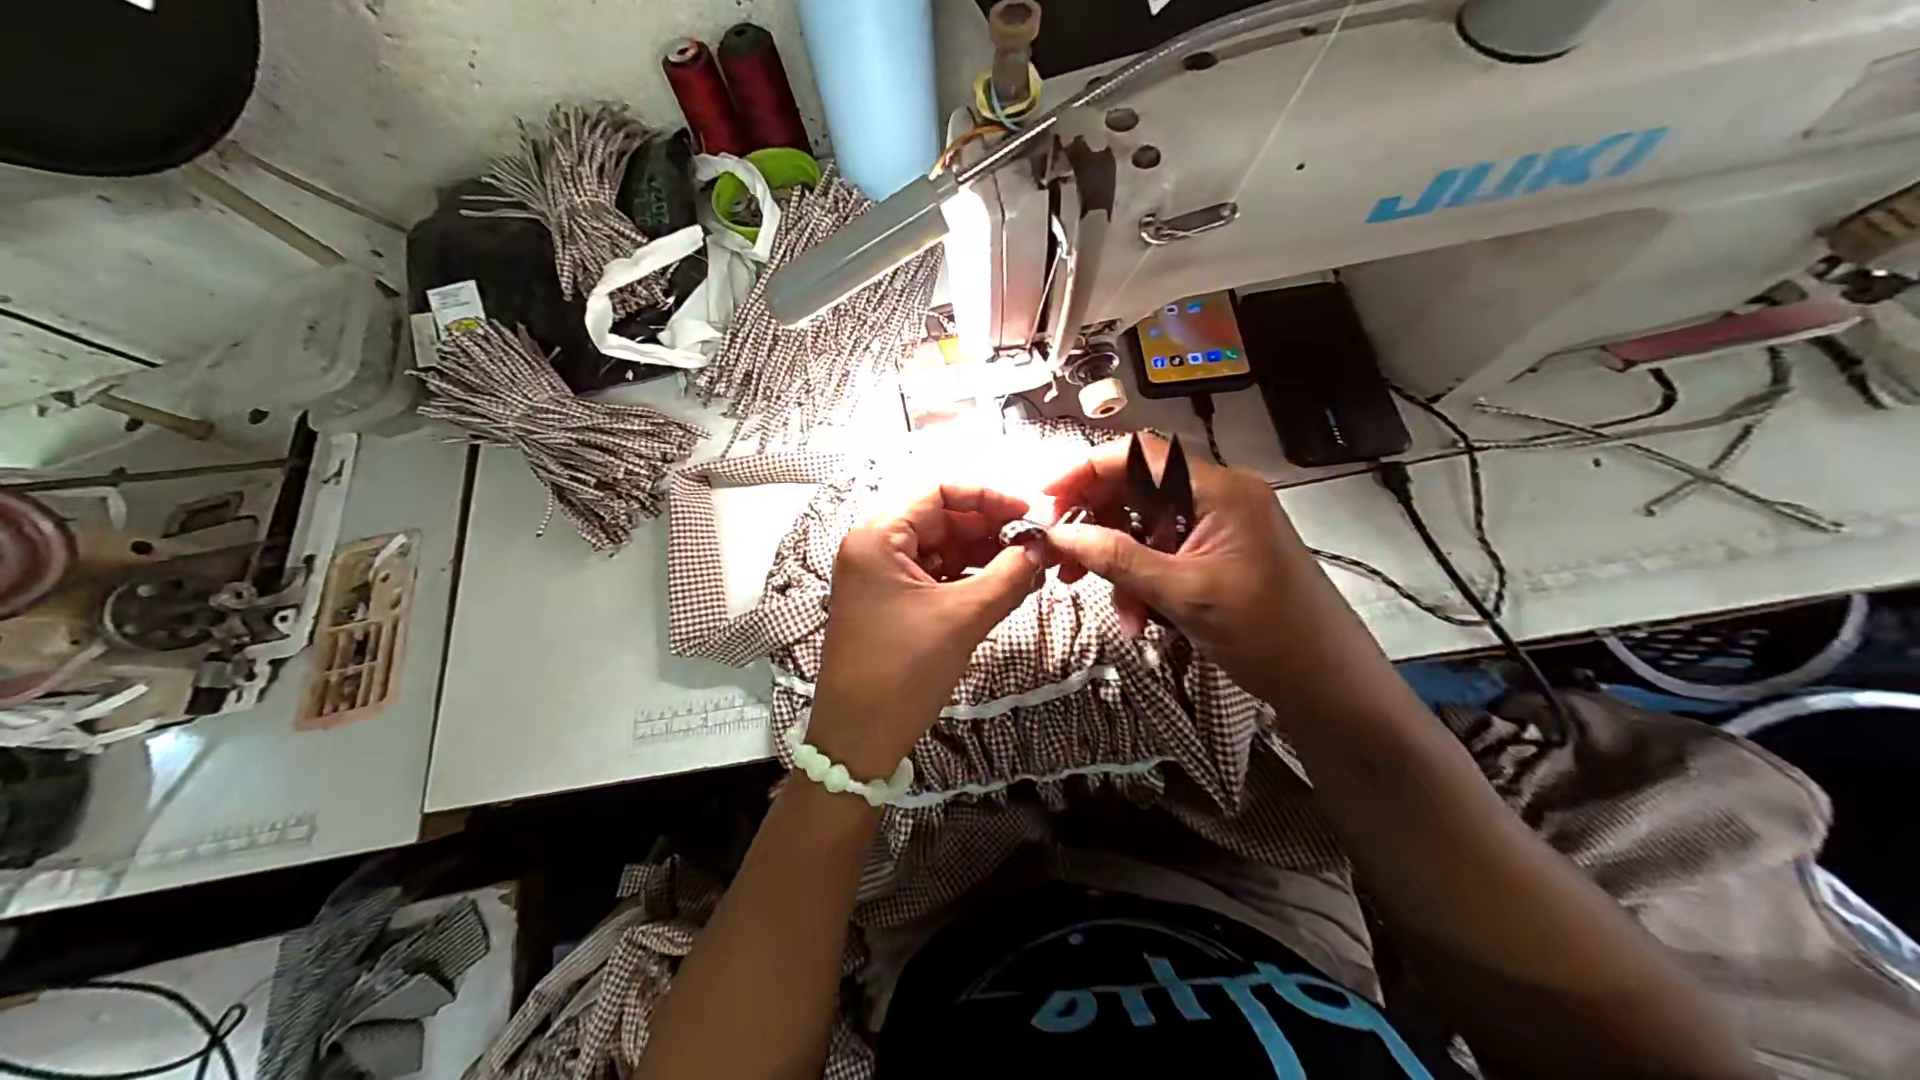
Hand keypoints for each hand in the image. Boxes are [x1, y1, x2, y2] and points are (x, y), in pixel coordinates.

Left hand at [809, 485, 1045, 776]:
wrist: (859, 738)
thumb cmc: (902, 672)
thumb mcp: (962, 617)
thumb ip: (1008, 574)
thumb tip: (1041, 547)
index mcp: (878, 537)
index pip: (938, 492)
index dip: (987, 496)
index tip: (1029, 512)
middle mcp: (875, 549)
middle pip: (942, 520)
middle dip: (991, 530)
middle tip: (1037, 545)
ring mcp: (881, 578)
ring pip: (942, 550)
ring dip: (985, 556)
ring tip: (1030, 569)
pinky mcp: (892, 604)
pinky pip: (937, 577)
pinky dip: (970, 580)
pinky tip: (1006, 587)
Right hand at [1043, 435, 1369, 701]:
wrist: (1327, 681)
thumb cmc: (1266, 632)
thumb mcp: (1182, 593)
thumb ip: (1115, 558)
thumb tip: (1056, 535)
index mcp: (1217, 489)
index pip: (1139, 454)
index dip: (1085, 470)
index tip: (1046, 499)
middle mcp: (1216, 496)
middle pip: (1136, 491)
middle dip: (1096, 526)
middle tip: (1061, 559)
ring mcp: (1217, 526)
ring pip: (1144, 529)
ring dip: (1119, 565)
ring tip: (1115, 610)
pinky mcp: (1216, 554)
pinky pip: (1163, 554)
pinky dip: (1142, 582)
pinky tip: (1139, 617)